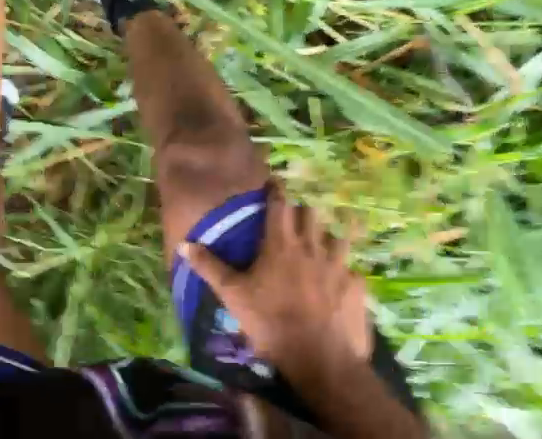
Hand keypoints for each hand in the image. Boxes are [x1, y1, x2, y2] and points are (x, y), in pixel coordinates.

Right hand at [179, 181, 372, 384]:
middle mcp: (311, 247)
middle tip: (294, 216)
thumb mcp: (233, 294)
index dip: (277, 190)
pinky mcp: (357, 287)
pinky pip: (353, 269)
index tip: (274, 182)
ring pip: (337, 236)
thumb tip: (184, 244)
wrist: (321, 359)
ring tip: (323, 241)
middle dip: (302, 211)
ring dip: (328, 236)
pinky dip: (346, 269)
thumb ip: (209, 267)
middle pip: (311, 213)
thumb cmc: (271, 321)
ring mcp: (338, 266)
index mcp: (280, 243)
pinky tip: (343, 277)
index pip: (280, 204)